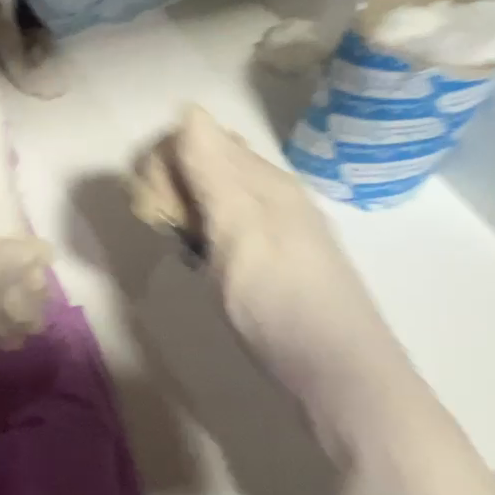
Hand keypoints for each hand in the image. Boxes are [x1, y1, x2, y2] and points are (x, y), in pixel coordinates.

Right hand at [131, 106, 494, 494]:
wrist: (343, 383)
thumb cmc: (282, 305)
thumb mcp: (239, 233)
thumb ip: (211, 172)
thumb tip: (188, 111)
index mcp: (264, 182)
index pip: (194, 138)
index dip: (161, 162)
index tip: (151, 204)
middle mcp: (271, 194)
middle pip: (202, 161)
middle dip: (166, 182)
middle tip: (162, 226)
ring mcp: (275, 228)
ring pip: (209, 193)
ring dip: (180, 207)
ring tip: (176, 243)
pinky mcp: (271, 258)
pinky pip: (221, 222)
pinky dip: (198, 231)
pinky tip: (197, 258)